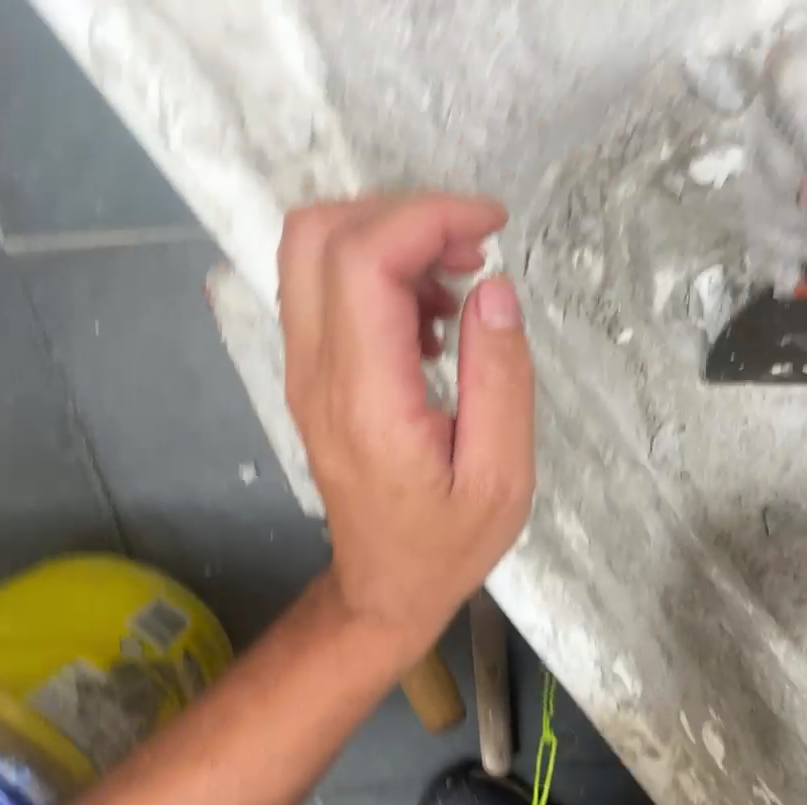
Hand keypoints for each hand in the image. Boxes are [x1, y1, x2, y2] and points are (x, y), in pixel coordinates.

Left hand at [278, 194, 534, 650]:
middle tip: (475, 249)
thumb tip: (494, 288)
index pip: (364, 260)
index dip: (427, 218)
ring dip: (391, 238)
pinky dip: (379, 270)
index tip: (492, 227)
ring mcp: (304, 370)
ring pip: (313, 250)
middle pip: (320, 233)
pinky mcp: (311, 373)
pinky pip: (325, 286)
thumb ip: (502, 380)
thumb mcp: (502, 477)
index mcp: (368, 399)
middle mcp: (317, 372)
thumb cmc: (449, 544)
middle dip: (404, 214)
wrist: (384, 587)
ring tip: (461, 284)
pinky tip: (433, 318)